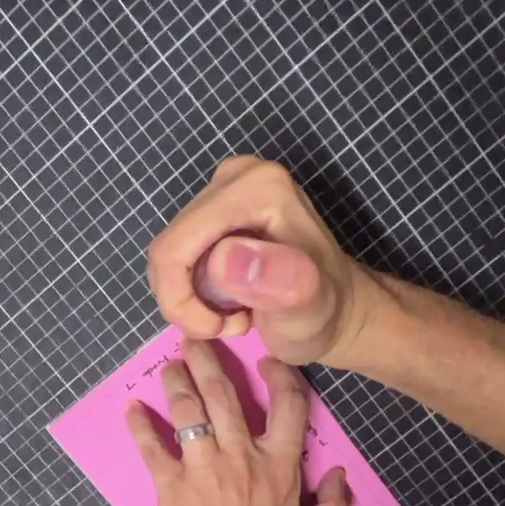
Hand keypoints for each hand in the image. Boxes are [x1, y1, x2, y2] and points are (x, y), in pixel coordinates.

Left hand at [126, 339, 351, 505]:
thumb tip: (338, 476)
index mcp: (281, 470)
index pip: (289, 408)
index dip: (281, 377)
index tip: (269, 360)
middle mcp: (242, 459)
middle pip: (226, 396)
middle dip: (210, 361)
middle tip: (197, 338)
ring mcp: (203, 469)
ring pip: (189, 412)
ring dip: (177, 382)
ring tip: (169, 364)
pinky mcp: (170, 486)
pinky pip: (152, 448)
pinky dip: (139, 427)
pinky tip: (130, 409)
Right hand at [146, 155, 373, 365]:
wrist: (336, 311)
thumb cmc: (322, 314)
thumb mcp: (305, 308)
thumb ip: (276, 281)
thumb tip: (224, 259)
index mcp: (255, 188)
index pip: (174, 247)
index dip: (182, 300)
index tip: (221, 328)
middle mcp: (234, 177)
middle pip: (168, 250)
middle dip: (186, 301)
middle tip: (228, 324)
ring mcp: (222, 191)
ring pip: (168, 257)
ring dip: (188, 299)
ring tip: (230, 316)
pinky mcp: (213, 209)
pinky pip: (176, 257)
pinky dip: (190, 290)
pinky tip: (225, 301)